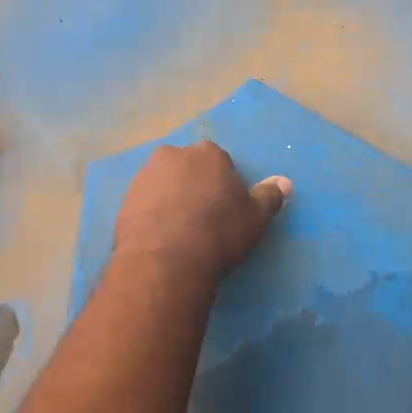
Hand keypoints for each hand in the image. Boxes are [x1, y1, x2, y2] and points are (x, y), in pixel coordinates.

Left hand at [113, 141, 290, 278]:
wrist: (167, 259)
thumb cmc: (218, 233)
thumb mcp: (254, 217)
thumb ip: (269, 196)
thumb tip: (285, 182)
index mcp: (208, 153)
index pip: (218, 164)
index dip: (222, 187)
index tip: (224, 211)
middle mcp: (174, 154)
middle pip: (188, 169)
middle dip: (193, 187)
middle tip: (201, 221)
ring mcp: (145, 175)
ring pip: (164, 184)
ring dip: (170, 200)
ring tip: (178, 234)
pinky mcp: (125, 199)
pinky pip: (144, 203)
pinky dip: (151, 215)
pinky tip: (160, 239)